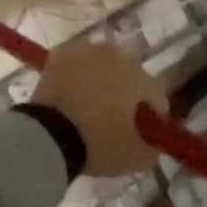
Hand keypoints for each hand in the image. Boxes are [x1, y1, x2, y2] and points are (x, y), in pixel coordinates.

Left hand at [30, 41, 165, 175]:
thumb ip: (155, 141)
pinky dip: (78, 75)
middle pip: (129, 76)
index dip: (152, 117)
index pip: (156, 96)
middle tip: (116, 120)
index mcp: (138, 76)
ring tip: (91, 107)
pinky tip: (73, 94)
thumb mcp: (140, 157)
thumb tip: (152, 133)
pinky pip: (78, 63)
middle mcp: (113, 54)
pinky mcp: (60, 52)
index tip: (142, 133)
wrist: (51, 134)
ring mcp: (85, 50)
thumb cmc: (101, 144)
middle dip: (127, 95)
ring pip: (102, 66)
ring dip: (102, 81)